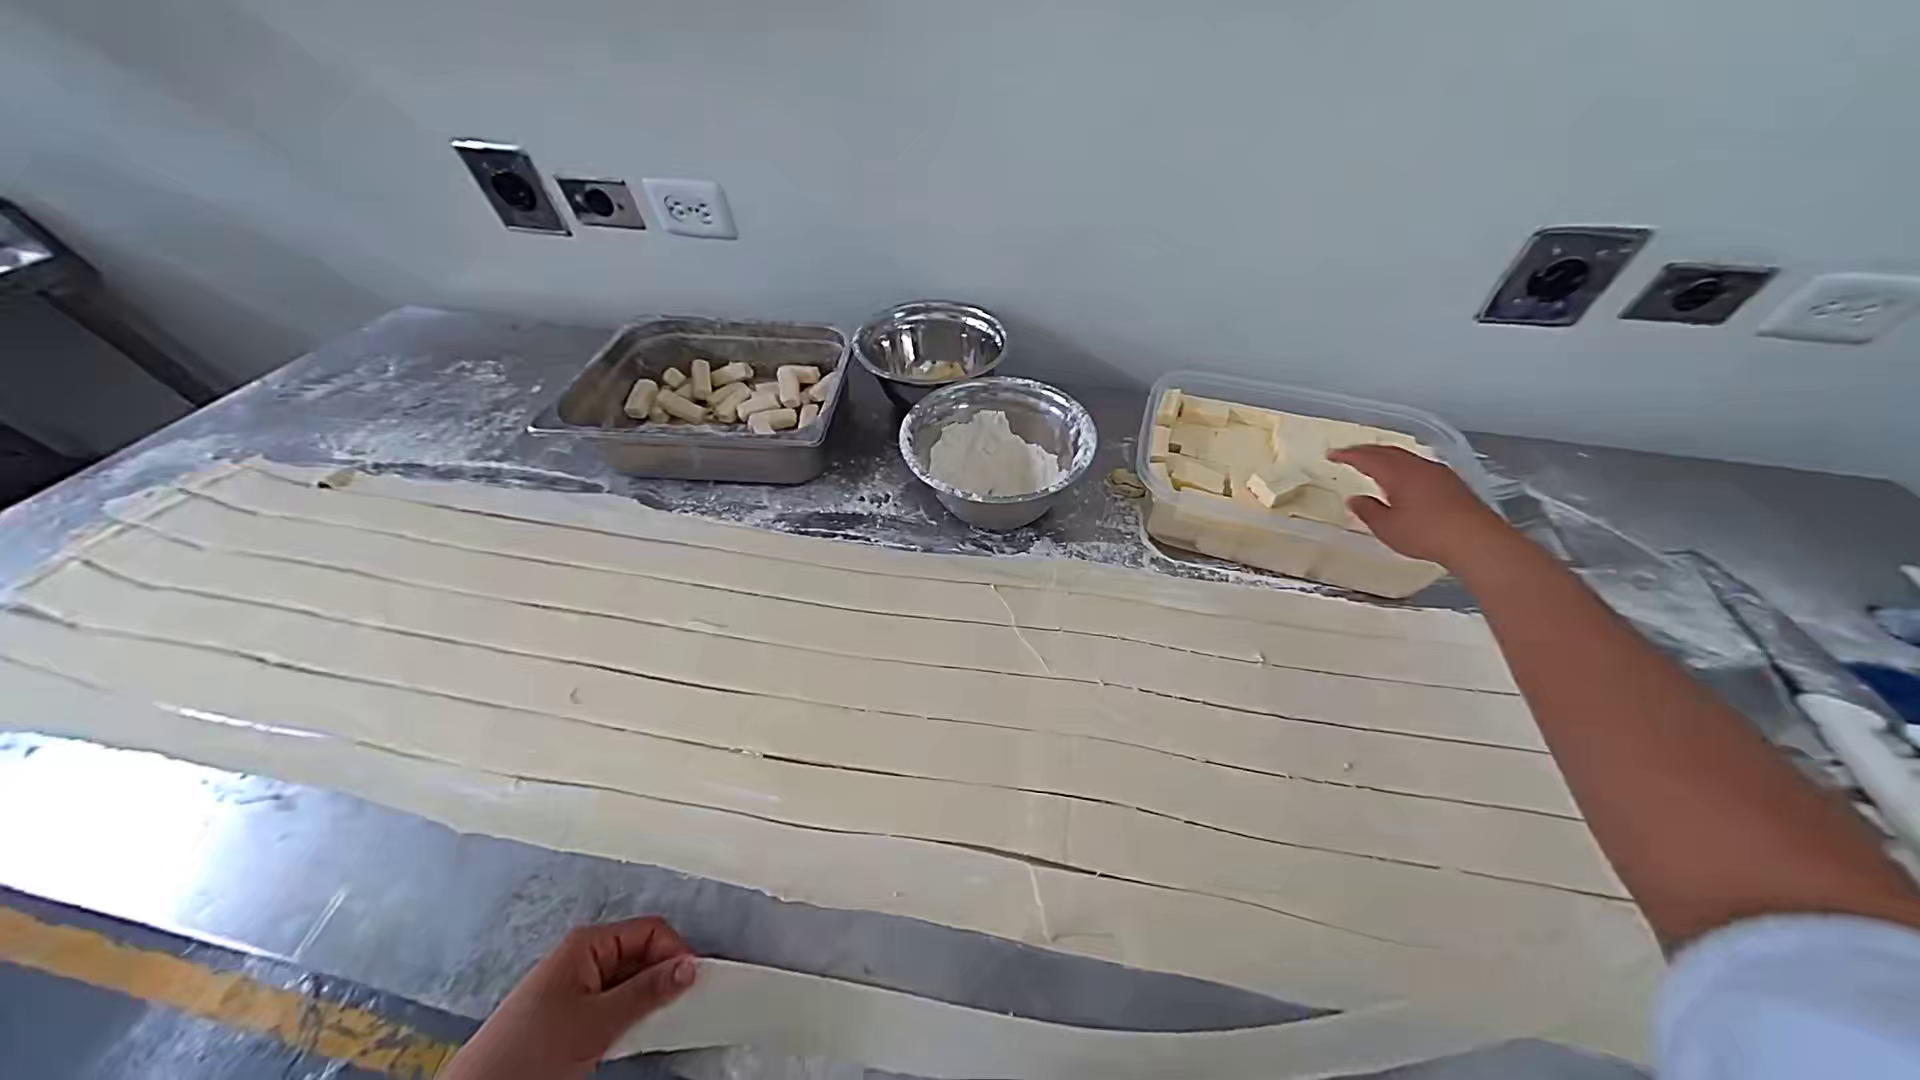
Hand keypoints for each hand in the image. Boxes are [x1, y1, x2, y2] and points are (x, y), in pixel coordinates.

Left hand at [441, 917, 696, 1079]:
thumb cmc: (529, 1053)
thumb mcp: (596, 1023)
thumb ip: (647, 992)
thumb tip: (689, 967)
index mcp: (587, 943)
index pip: (650, 929)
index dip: (674, 951)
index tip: (691, 980)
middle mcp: (583, 956)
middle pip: (641, 952)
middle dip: (662, 974)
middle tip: (679, 1003)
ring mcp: (576, 985)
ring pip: (630, 979)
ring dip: (646, 996)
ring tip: (656, 1021)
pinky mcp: (571, 1013)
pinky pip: (615, 1001)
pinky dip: (630, 1013)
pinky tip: (634, 1032)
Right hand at [1327, 445, 1521, 570]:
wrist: (1477, 541)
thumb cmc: (1427, 534)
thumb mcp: (1387, 527)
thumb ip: (1368, 511)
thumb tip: (1356, 499)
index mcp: (1399, 473)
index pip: (1367, 458)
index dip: (1347, 455)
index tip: (1332, 454)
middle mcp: (1419, 467)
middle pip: (1388, 451)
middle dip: (1365, 451)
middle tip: (1349, 454)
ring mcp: (1439, 473)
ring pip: (1406, 457)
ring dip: (1385, 457)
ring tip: (1373, 463)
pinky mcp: (1452, 484)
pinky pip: (1419, 466)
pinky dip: (1402, 466)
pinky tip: (1402, 478)